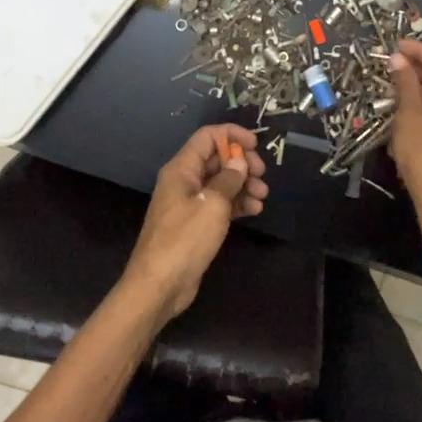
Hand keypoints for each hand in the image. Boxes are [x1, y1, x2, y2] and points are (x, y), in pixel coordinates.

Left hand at [122, 124, 268, 320]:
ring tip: (262, 196)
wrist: (158, 286)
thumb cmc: (184, 239)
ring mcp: (189, 203)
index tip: (255, 146)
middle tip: (262, 175)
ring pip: (221, 182)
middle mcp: (184, 181)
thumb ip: (229, 179)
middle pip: (216, 159)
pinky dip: (237, 203)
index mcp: (182, 169)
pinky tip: (254, 210)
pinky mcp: (195, 224)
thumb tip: (239, 161)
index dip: (232, 135)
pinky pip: (219, 203)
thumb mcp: (212, 204)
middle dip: (242, 163)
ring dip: (243, 184)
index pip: (207, 137)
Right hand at [388, 38, 421, 208]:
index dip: (418, 51)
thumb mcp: (410, 113)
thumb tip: (398, 57)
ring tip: (392, 71)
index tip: (396, 42)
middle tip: (391, 56)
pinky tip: (400, 92)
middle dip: (415, 65)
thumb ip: (405, 82)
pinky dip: (419, 95)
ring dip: (415, 80)